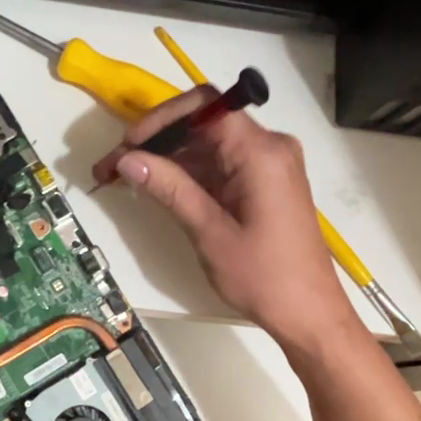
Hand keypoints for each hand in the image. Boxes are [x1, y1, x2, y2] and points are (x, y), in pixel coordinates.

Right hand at [93, 88, 358, 348]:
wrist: (309, 312)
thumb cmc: (264, 277)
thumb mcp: (210, 232)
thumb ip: (169, 189)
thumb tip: (126, 160)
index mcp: (260, 152)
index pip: (204, 107)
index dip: (159, 120)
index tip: (127, 145)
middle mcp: (268, 147)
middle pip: (203, 123)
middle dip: (156, 141)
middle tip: (112, 166)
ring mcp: (268, 166)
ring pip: (208, 146)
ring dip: (167, 159)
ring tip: (123, 178)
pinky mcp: (264, 185)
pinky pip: (221, 166)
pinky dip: (188, 174)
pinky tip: (156, 188)